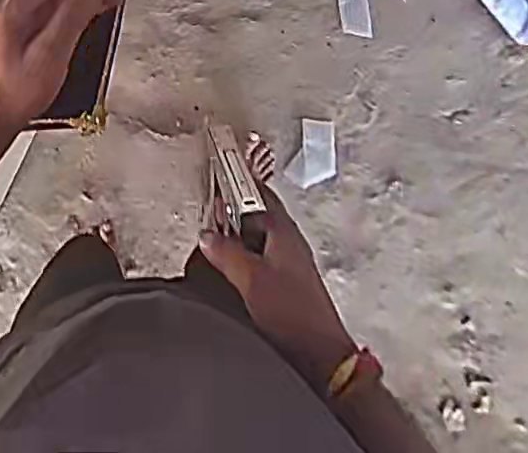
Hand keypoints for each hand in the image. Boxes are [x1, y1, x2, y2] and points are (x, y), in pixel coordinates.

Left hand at [0, 0, 119, 133]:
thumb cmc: (16, 93)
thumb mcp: (51, 55)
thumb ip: (73, 16)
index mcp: (11, 6)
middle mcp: (6, 3)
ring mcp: (7, 13)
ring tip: (102, 0)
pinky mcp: (11, 25)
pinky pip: (42, 3)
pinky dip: (65, 3)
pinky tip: (82, 14)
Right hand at [200, 184, 356, 383]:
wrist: (320, 357)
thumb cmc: (294, 314)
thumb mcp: (250, 278)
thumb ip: (225, 251)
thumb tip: (207, 235)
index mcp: (283, 231)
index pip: (257, 192)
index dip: (236, 180)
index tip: (218, 170)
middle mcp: (287, 241)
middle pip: (255, 211)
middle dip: (232, 206)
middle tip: (210, 203)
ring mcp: (287, 261)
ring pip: (256, 233)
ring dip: (235, 231)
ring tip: (214, 233)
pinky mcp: (284, 280)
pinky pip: (258, 254)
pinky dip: (241, 251)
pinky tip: (228, 263)